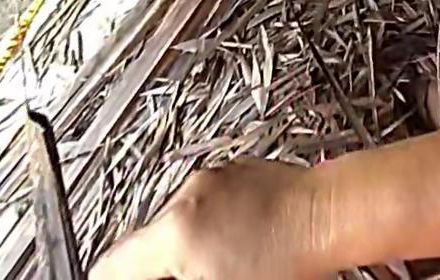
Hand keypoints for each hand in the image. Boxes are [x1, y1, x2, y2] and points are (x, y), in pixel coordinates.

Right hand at [92, 160, 322, 279]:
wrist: (329, 217)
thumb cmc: (287, 263)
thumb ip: (171, 279)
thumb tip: (158, 276)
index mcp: (176, 229)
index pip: (111, 268)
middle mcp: (190, 193)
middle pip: (143, 244)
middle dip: (154, 272)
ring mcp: (216, 177)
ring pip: (173, 224)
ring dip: (180, 253)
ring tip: (215, 272)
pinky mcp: (236, 171)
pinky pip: (202, 205)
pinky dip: (204, 230)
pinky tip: (232, 254)